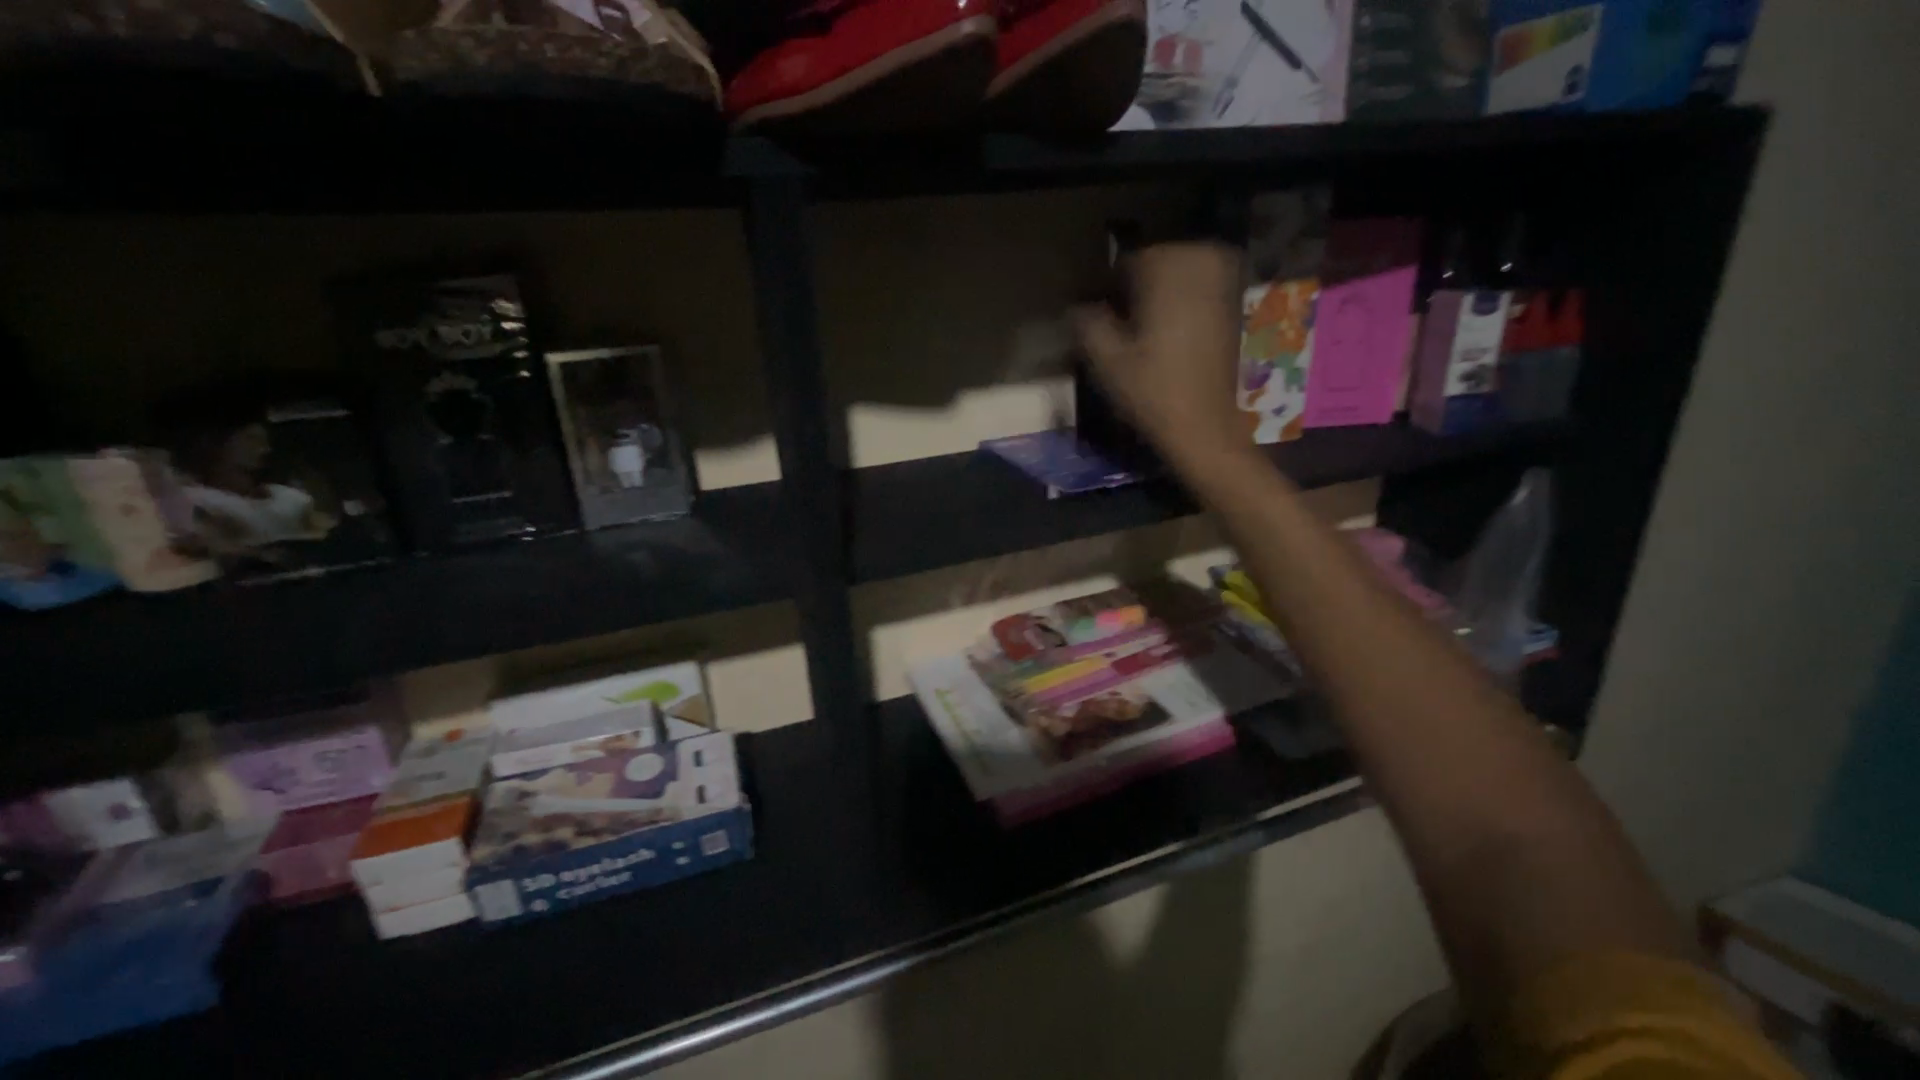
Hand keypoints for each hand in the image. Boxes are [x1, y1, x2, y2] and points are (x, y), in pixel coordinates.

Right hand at [1073, 242, 1247, 464]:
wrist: (1203, 426)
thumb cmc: (1151, 392)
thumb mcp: (1106, 360)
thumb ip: (1087, 322)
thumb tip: (1078, 306)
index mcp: (1165, 271)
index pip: (1128, 261)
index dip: (1111, 286)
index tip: (1103, 313)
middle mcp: (1199, 266)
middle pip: (1158, 259)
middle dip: (1140, 282)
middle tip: (1125, 317)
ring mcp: (1223, 285)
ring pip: (1183, 270)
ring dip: (1165, 288)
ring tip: (1148, 322)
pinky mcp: (1233, 307)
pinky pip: (1204, 288)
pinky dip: (1186, 300)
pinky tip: (1172, 331)